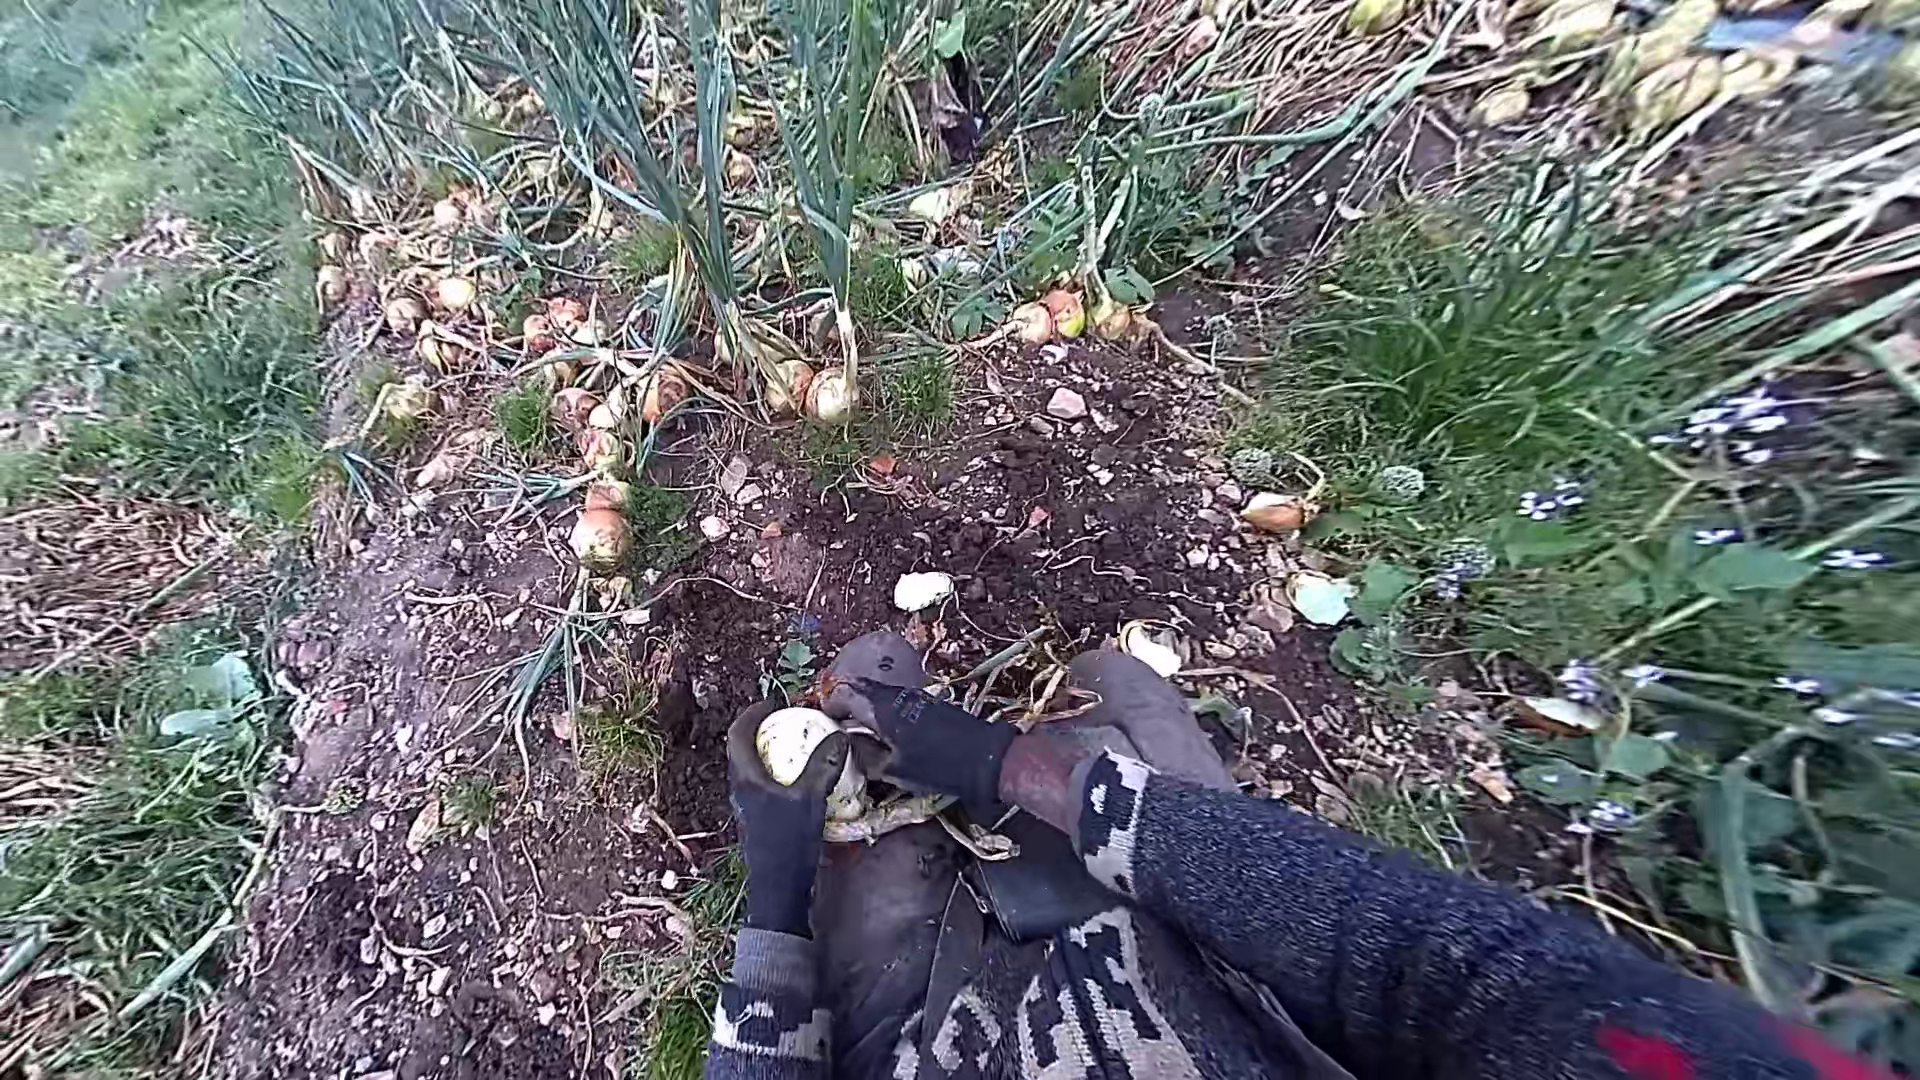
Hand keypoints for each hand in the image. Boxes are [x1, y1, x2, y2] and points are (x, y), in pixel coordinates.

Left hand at [727, 700, 847, 936]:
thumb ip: (824, 765)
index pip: (738, 735)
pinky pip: (766, 782)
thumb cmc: (788, 843)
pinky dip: (780, 769)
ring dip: (771, 749)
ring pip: (754, 766)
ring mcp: (749, 806)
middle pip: (743, 749)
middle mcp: (741, 790)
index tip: (773, 703)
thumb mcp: (810, 799)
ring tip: (797, 741)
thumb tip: (840, 736)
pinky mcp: (760, 818)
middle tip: (788, 718)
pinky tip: (803, 775)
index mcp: (746, 780)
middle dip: (762, 729)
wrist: (778, 892)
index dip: (752, 714)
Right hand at [822, 677, 1014, 807]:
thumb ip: (863, 755)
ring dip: (862, 706)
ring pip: (877, 694)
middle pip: (860, 689)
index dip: (829, 704)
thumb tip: (846, 744)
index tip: (821, 720)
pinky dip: (879, 710)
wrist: (982, 756)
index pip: (845, 692)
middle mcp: (895, 695)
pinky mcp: (925, 702)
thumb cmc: (935, 766)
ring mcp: (912, 695)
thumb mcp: (892, 771)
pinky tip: (881, 731)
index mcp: (882, 708)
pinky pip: (893, 700)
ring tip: (854, 729)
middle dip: (843, 702)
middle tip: (834, 722)